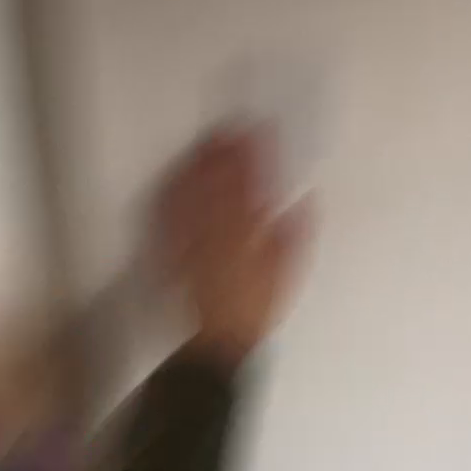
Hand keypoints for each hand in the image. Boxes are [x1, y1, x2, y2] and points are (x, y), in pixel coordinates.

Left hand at [152, 126, 312, 367]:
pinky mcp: (168, 252)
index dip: (254, 157)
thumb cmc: (257, 305)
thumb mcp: (288, 271)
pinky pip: (163, 217)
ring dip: (195, 165)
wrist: (216, 344)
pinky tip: (173, 176)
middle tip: (230, 127)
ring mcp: (186, 243)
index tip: (259, 132)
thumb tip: (307, 198)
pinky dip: (168, 191)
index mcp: (245, 238)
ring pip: (188, 196)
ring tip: (204, 141)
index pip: (249, 187)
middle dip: (222, 153)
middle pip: (214, 186)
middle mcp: (212, 236)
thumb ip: (296, 233)